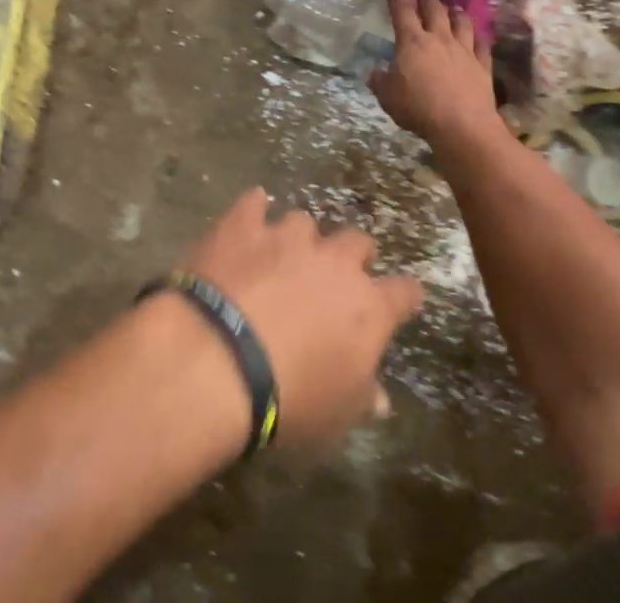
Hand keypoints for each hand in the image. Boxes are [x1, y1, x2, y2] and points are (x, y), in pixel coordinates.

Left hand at [176, 188, 423, 447]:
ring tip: (284, 254)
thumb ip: (361, 397)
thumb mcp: (336, 415)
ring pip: (304, 223)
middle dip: (352, 256)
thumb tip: (379, 399)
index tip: (402, 301)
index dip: (404, 297)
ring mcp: (286, 239)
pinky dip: (254, 208)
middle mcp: (335, 262)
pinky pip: (252, 204)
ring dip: (299, 239)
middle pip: (357, 242)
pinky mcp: (240, 228)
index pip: (404, 292)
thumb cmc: (287, 398)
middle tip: (338, 274)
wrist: (215, 362)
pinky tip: (250, 212)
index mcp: (369, 307)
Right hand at [369, 0, 498, 146]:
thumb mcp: (387, 97)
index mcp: (412, 42)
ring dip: (455, 12)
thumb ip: (380, 81)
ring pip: (461, 22)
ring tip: (453, 8)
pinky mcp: (482, 64)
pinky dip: (478, 37)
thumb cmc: (418, 108)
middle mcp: (439, 39)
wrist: (461, 125)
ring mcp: (464, 50)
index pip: (403, 12)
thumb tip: (375, 72)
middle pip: (435, 10)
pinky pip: (481, 44)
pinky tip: (477, 36)